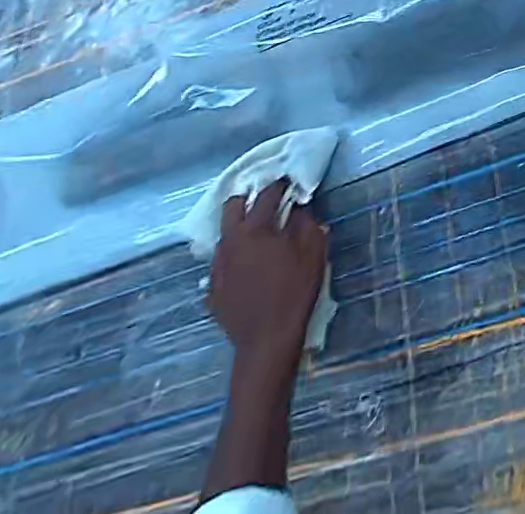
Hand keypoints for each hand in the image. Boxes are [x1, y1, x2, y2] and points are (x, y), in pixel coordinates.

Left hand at [209, 179, 327, 364]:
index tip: (289, 181)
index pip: (266, 194)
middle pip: (232, 205)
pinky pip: (222, 261)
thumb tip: (299, 208)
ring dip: (241, 227)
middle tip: (268, 202)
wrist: (266, 341)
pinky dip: (236, 256)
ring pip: (225, 233)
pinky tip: (250, 267)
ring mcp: (217, 265)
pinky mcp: (212, 287)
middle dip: (249, 197)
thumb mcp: (312, 252)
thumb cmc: (294, 292)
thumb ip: (306, 222)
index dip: (280, 184)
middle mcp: (230, 240)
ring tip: (260, 236)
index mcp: (254, 228)